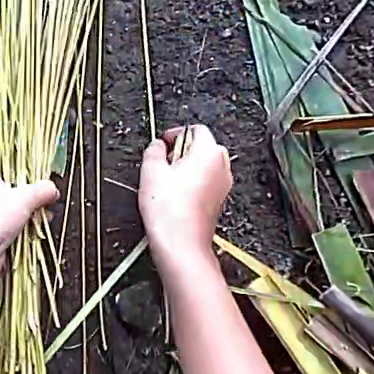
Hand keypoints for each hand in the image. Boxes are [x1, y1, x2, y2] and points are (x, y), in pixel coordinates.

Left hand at [0, 162, 59, 275]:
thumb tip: (52, 188)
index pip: (12, 164)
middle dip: (34, 196)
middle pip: (16, 187)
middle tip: (46, 200)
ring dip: (32, 213)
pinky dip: (25, 226)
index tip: (45, 179)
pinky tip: (34, 229)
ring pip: (16, 207)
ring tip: (42, 217)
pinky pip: (13, 223)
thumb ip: (43, 189)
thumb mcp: (24, 198)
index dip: (30, 171)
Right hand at [139, 124, 230, 266]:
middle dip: (181, 152)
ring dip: (186, 169)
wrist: (181, 244)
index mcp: (209, 152)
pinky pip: (205, 183)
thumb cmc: (170, 211)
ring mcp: (222, 185)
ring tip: (166, 183)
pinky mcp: (218, 201)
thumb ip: (153, 149)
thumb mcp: (151, 170)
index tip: (162, 143)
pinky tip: (175, 197)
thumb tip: (157, 145)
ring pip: (203, 167)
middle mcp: (222, 166)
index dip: (175, 134)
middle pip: (201, 148)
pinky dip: (192, 185)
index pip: (195, 129)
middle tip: (162, 163)